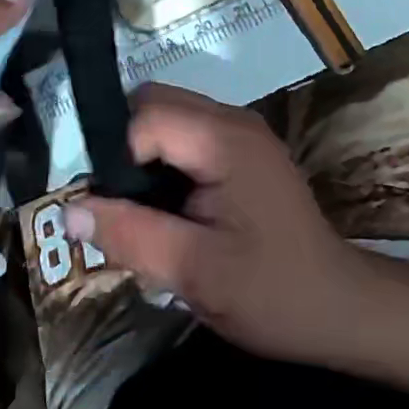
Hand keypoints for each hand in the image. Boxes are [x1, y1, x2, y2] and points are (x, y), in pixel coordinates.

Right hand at [63, 84, 372, 364]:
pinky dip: (164, 158)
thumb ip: (130, 235)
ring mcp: (242, 132)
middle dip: (123, 145)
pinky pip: (188, 134)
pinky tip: (165, 205)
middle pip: (155, 102)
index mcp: (224, 140)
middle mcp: (233, 120)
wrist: (340, 306)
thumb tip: (68, 211)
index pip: (144, 117)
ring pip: (169, 115)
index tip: (103, 206)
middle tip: (115, 204)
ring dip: (143, 152)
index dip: (114, 157)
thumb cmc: (273, 292)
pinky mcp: (244, 150)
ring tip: (135, 208)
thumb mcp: (195, 273)